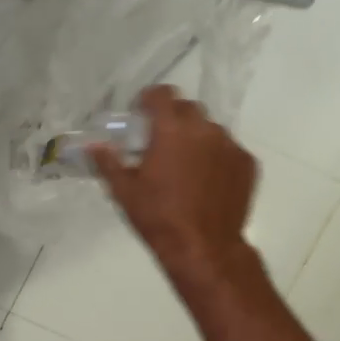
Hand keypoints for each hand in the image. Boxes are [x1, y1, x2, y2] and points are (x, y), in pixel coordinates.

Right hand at [95, 86, 263, 294]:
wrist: (203, 246)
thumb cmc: (157, 217)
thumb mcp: (124, 191)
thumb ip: (108, 162)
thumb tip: (92, 145)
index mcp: (172, 132)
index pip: (163, 94)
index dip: (149, 98)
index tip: (140, 111)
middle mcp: (205, 130)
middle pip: (188, 109)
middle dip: (171, 118)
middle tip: (157, 142)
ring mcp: (230, 145)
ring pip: (209, 129)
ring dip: (193, 138)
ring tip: (182, 165)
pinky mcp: (247, 162)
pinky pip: (227, 149)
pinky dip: (213, 157)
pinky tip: (202, 181)